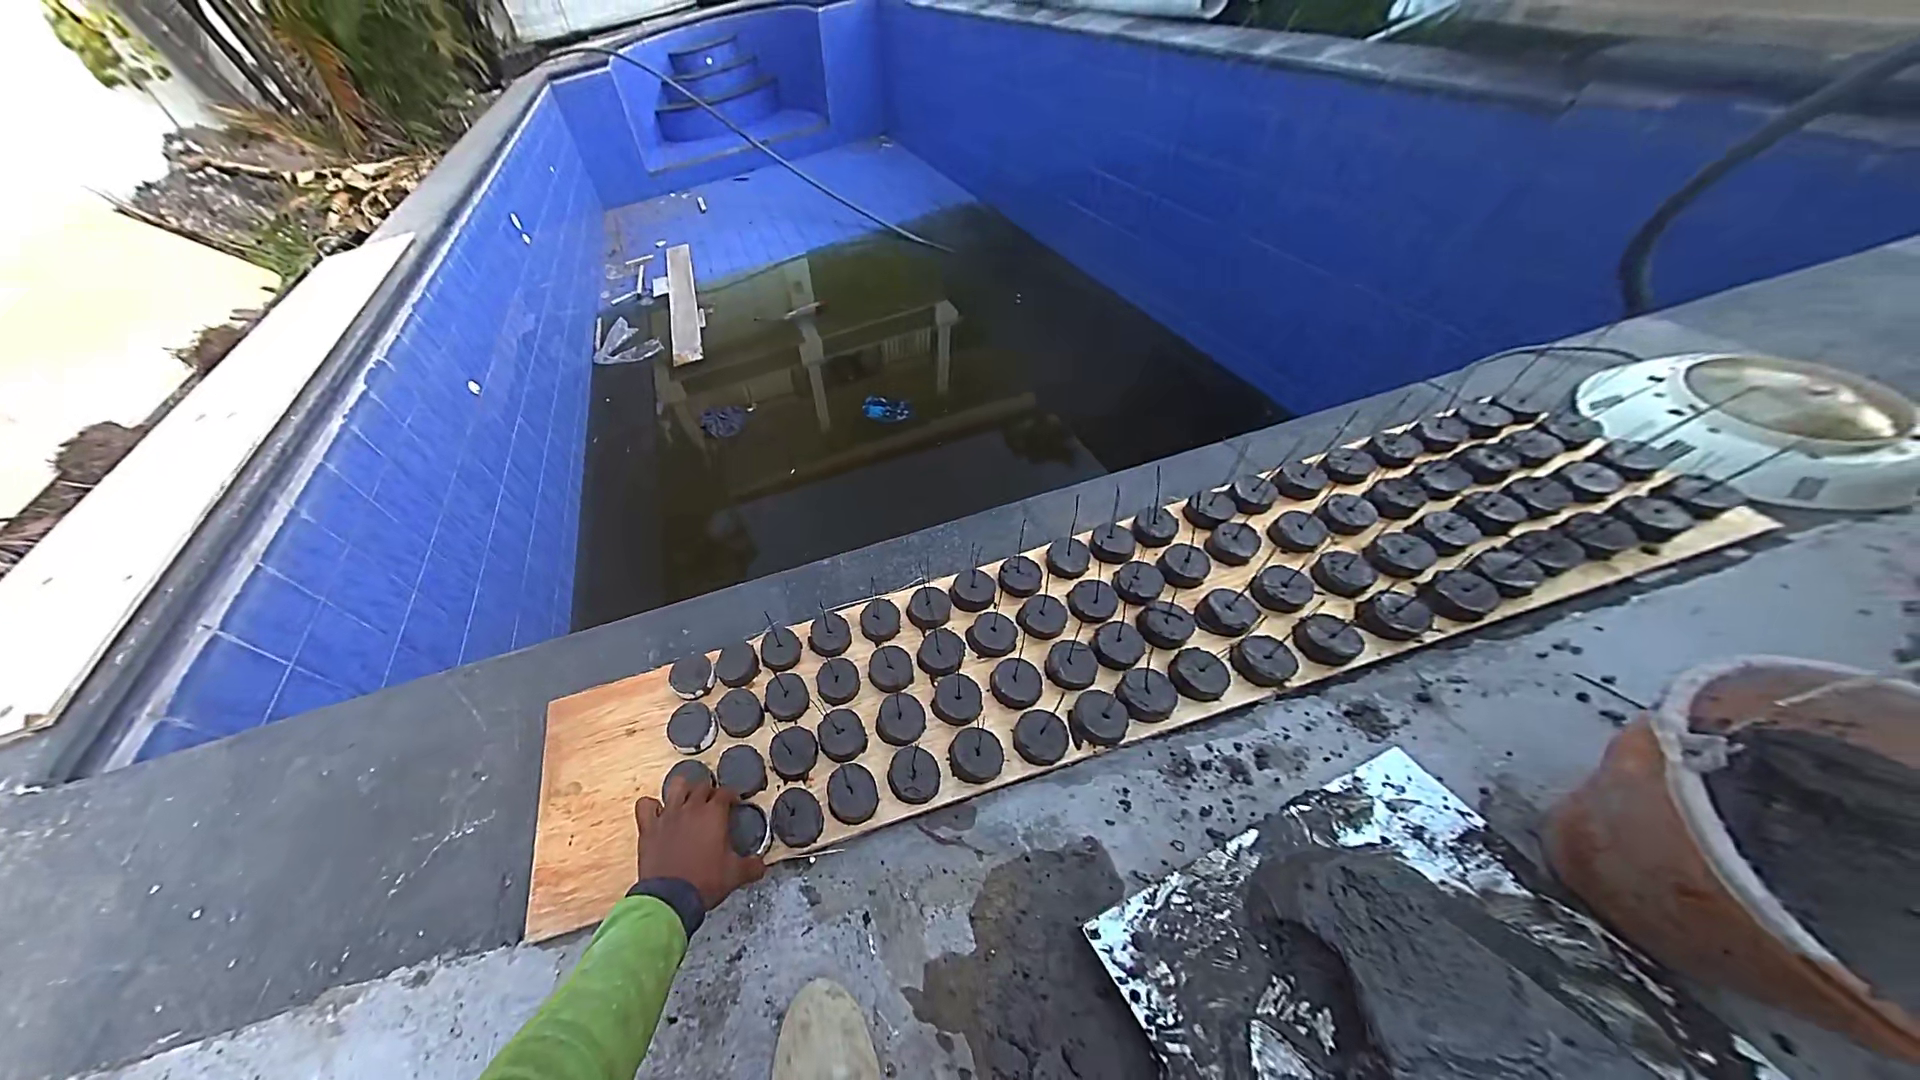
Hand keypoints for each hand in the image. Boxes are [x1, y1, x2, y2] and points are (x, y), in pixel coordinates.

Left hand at [634, 777, 764, 908]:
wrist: (669, 899)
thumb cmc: (705, 882)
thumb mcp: (735, 875)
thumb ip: (752, 866)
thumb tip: (762, 866)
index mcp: (715, 813)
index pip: (726, 792)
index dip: (732, 796)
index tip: (734, 804)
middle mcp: (692, 807)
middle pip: (702, 786)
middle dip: (710, 792)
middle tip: (713, 805)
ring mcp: (668, 815)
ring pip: (677, 786)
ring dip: (684, 790)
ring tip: (688, 800)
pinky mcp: (649, 827)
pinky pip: (646, 805)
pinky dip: (652, 806)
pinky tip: (658, 812)